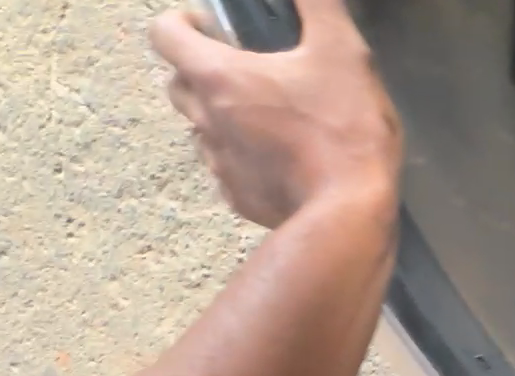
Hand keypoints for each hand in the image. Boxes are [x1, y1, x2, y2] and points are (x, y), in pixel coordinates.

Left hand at [150, 0, 402, 227]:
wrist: (351, 217)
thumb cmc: (344, 133)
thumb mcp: (344, 56)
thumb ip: (318, 7)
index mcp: (216, 75)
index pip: (163, 33)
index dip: (182, 25)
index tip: (213, 32)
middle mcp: (205, 118)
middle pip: (177, 85)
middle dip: (200, 76)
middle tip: (246, 83)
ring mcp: (221, 165)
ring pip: (203, 134)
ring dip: (224, 125)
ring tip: (267, 131)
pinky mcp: (241, 201)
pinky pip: (230, 176)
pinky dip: (246, 167)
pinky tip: (280, 170)